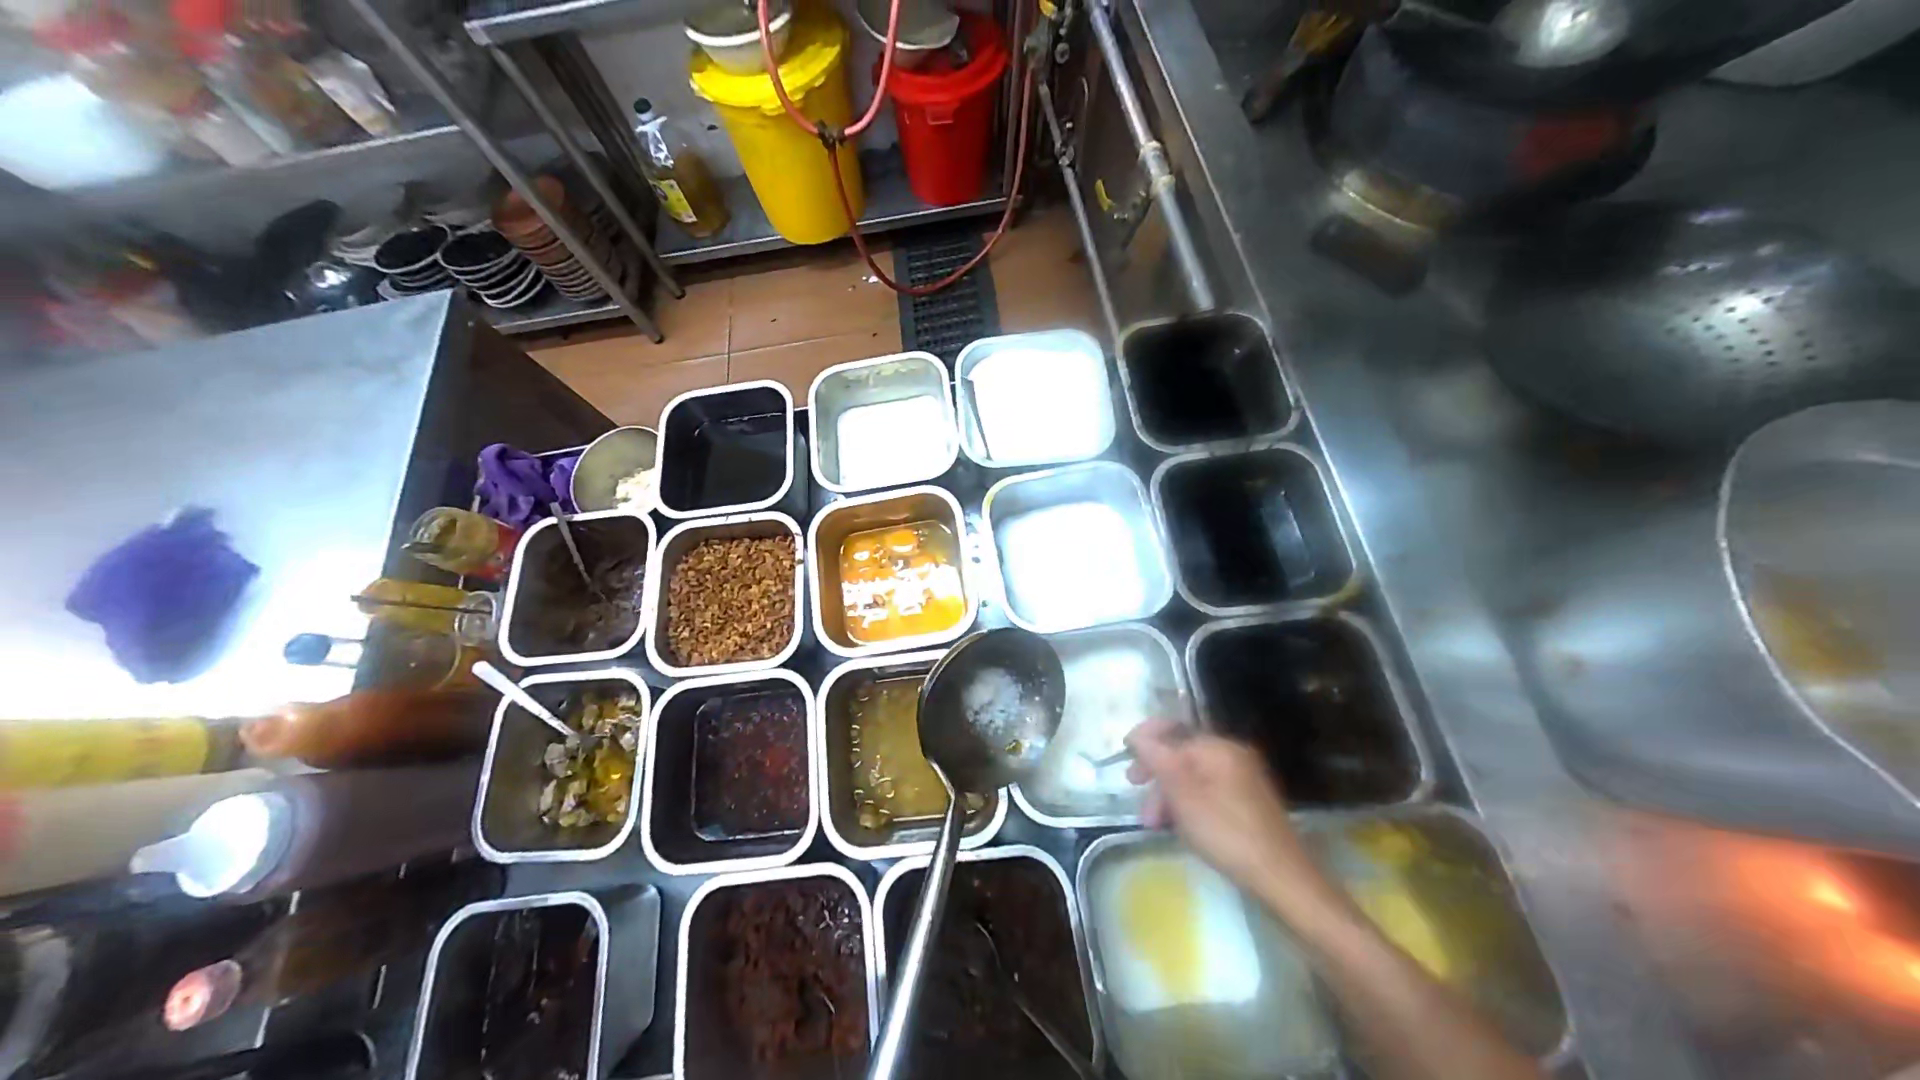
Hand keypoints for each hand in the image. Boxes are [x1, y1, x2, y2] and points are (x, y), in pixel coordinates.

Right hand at [1124, 718, 1326, 911]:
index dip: (1144, 740)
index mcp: (1218, 747)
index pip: (1172, 729)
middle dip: (1156, 776)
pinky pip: (1208, 791)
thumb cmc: (1226, 833)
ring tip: (1156, 825)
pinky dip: (1188, 804)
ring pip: (1193, 776)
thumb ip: (1157, 758)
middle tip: (1139, 801)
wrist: (1282, 878)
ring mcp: (1243, 778)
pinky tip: (1181, 827)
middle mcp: (1232, 755)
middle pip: (1181, 754)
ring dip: (1169, 795)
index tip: (1124, 759)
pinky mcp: (1248, 801)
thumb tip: (1138, 735)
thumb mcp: (1182, 795)